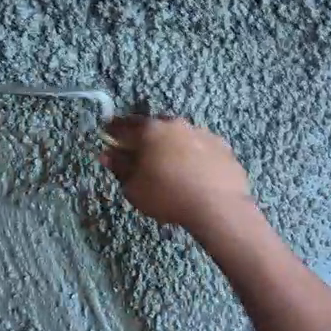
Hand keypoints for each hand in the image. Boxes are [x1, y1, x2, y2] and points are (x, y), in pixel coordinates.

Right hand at [100, 116, 254, 232]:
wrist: (217, 206)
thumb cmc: (167, 195)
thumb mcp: (134, 187)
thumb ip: (119, 167)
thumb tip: (107, 154)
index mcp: (150, 130)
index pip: (124, 125)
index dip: (113, 131)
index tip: (107, 136)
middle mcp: (176, 124)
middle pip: (154, 127)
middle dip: (145, 137)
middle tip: (139, 152)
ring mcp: (202, 133)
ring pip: (180, 135)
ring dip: (171, 145)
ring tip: (170, 165)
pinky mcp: (223, 146)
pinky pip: (201, 147)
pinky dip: (194, 156)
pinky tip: (194, 173)